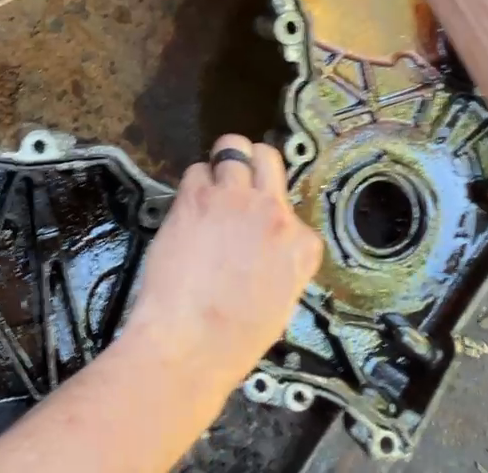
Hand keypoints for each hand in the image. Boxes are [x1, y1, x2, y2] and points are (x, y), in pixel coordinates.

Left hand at [121, 135, 321, 392]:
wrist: (192, 339)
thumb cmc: (236, 336)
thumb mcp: (280, 300)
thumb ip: (279, 261)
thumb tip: (262, 247)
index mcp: (301, 246)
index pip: (292, 210)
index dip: (270, 213)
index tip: (257, 223)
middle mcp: (272, 213)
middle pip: (268, 157)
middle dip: (253, 160)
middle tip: (236, 175)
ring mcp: (233, 199)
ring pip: (231, 149)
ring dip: (221, 164)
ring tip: (210, 183)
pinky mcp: (196, 196)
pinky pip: (195, 169)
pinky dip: (192, 183)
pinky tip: (187, 205)